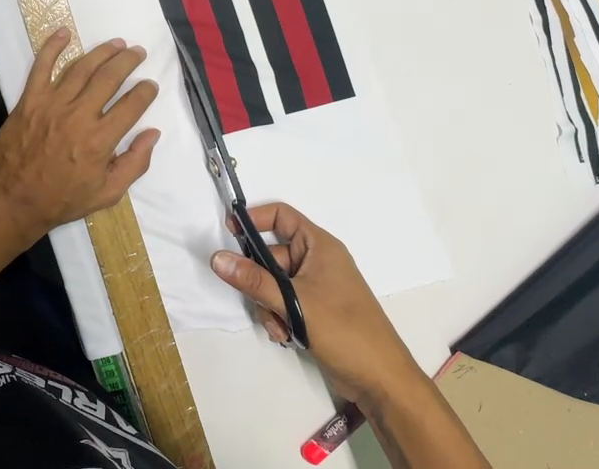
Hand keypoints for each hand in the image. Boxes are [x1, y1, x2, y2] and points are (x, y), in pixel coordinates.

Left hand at [0, 29, 160, 245]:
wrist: (16, 198)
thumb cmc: (63, 198)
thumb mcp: (108, 193)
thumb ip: (135, 164)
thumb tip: (153, 133)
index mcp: (100, 140)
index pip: (131, 106)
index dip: (145, 91)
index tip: (150, 84)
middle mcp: (79, 116)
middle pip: (109, 78)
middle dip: (128, 61)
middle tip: (138, 52)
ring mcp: (52, 104)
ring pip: (81, 68)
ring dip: (101, 52)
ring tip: (116, 43)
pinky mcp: (30, 99)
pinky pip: (41, 66)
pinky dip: (52, 46)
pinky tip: (64, 32)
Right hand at [209, 203, 418, 406]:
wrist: (382, 382)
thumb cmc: (345, 330)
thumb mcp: (295, 302)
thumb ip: (253, 280)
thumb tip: (216, 257)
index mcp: (319, 246)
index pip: (281, 216)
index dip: (254, 219)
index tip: (229, 232)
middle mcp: (316, 262)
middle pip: (271, 254)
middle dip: (259, 279)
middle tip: (256, 297)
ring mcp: (316, 288)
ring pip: (272, 283)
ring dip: (268, 304)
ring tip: (279, 327)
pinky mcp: (314, 312)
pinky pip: (282, 303)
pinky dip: (278, 317)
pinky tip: (285, 337)